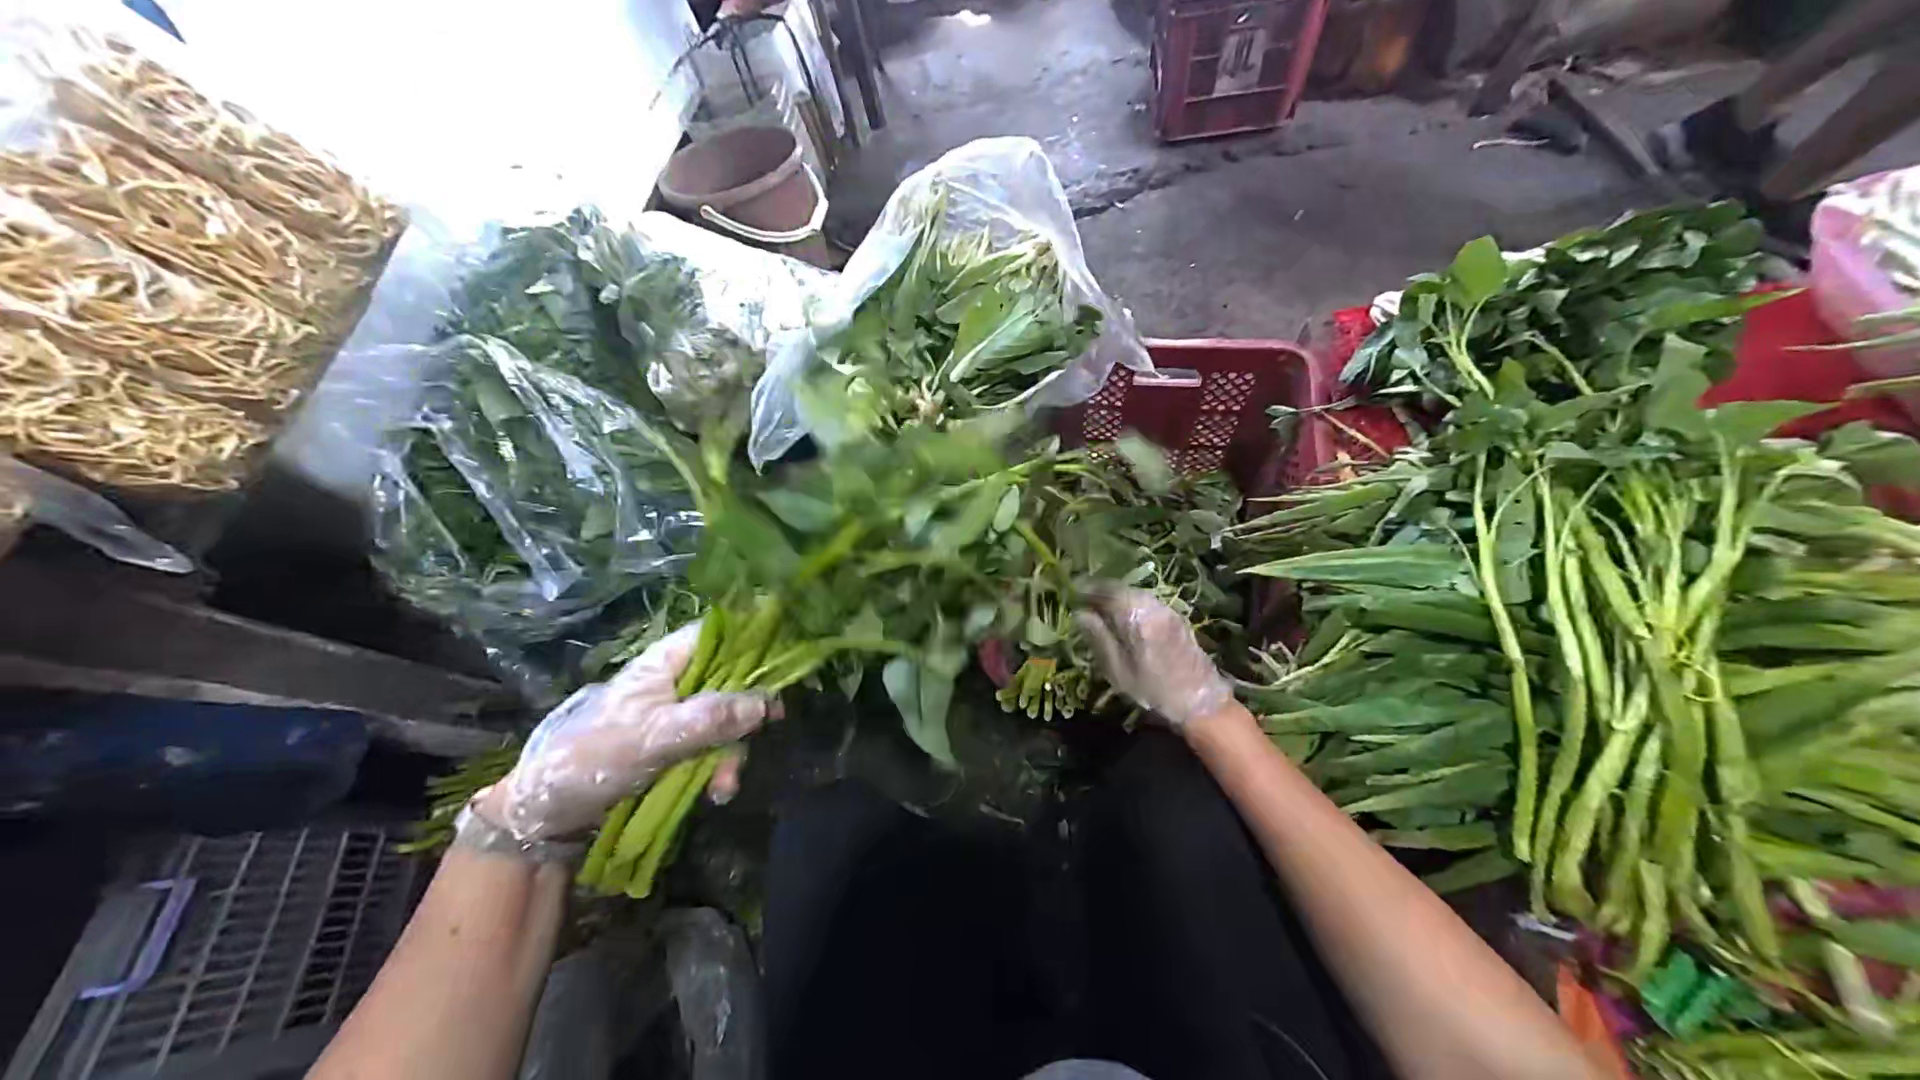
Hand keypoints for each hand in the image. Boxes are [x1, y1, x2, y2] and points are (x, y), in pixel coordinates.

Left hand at [474, 620, 774, 840]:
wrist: (549, 810)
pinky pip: (713, 746)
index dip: (755, 644)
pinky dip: (717, 768)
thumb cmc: (595, 756)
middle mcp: (679, 679)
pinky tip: (715, 792)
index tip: (784, 671)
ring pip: (727, 718)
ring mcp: (678, 711)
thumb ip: (711, 718)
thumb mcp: (656, 736)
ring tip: (722, 787)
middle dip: (745, 719)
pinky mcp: (676, 742)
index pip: (722, 633)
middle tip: (749, 747)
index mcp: (670, 660)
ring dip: (730, 753)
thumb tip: (765, 703)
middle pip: (733, 680)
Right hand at [1075, 584, 1234, 731]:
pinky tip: (1125, 619)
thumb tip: (1080, 615)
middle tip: (1085, 602)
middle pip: (1123, 589)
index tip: (1073, 593)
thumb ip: (1099, 639)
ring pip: (1136, 595)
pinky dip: (1132, 605)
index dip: (1088, 589)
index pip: (1108, 591)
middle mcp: (1154, 607)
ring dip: (1118, 599)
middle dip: (1102, 593)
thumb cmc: (1154, 691)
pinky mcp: (1177, 618)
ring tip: (1101, 611)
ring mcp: (1168, 611)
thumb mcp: (1118, 671)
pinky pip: (1148, 603)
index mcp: (1137, 618)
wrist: (1201, 703)